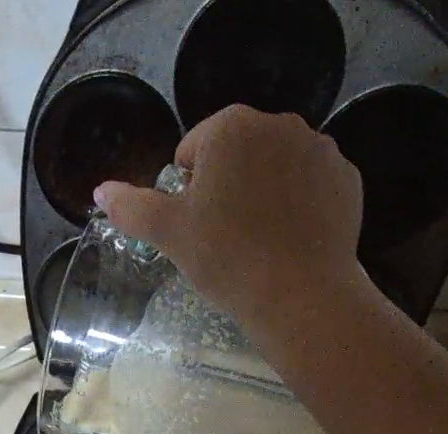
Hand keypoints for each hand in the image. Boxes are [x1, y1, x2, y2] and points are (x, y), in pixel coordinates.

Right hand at [94, 105, 376, 337]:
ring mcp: (320, 149)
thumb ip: (131, 206)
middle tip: (223, 236)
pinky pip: (310, 186)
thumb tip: (100, 191)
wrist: (299, 294)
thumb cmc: (226, 257)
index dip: (187, 189)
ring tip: (258, 241)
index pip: (193, 149)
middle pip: (237, 154)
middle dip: (227, 186)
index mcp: (230, 128)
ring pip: (275, 168)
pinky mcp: (347, 179)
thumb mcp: (168, 233)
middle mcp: (279, 125)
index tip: (196, 224)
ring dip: (262, 193)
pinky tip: (289, 241)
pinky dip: (298, 206)